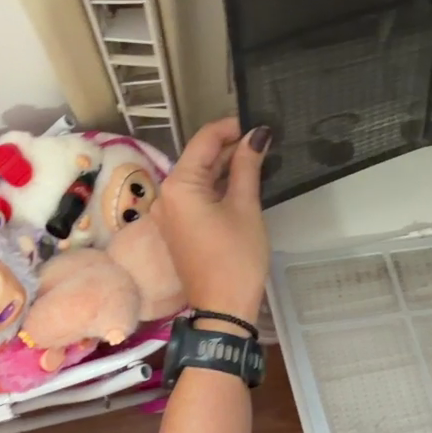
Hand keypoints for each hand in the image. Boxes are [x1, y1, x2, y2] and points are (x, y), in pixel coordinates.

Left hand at [153, 118, 270, 321]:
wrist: (223, 309)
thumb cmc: (236, 258)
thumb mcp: (246, 206)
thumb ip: (248, 166)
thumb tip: (256, 135)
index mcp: (179, 185)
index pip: (204, 140)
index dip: (231, 127)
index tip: (258, 123)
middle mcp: (167, 195)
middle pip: (199, 158)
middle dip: (230, 147)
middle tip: (265, 141)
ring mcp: (170, 213)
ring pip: (199, 177)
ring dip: (226, 166)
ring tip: (259, 158)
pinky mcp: (178, 227)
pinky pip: (196, 196)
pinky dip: (218, 186)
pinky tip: (242, 181)